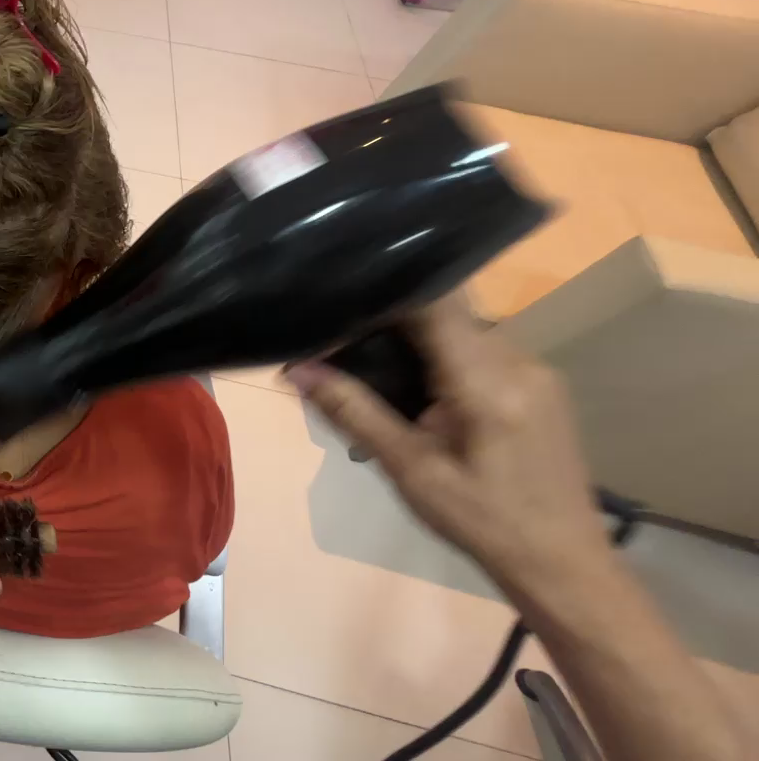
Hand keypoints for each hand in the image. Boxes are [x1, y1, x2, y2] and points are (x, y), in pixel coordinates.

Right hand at [284, 296, 613, 595]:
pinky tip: (404, 385)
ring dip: (406, 340)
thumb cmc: (482, 521)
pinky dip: (431, 355)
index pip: (435, 305)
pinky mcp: (535, 384)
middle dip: (382, 324)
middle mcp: (519, 363)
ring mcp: (533, 371)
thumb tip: (296, 370)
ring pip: (454, 329)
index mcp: (490, 382)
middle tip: (331, 346)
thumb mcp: (409, 468)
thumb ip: (353, 412)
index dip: (383, 293)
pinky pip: (472, 348)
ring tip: (359, 365)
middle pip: (439, 314)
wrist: (564, 567)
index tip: (336, 302)